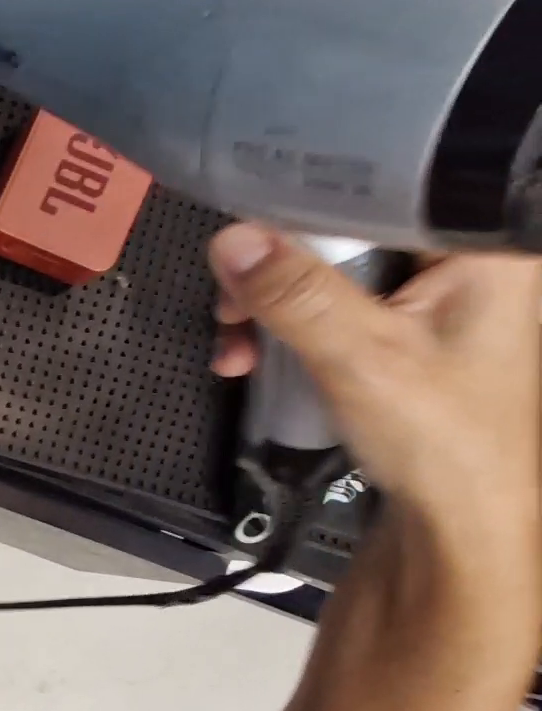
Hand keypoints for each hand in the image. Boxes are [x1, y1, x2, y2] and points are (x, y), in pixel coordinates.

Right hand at [208, 223, 541, 533]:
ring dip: (263, 313)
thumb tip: (229, 238)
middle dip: (271, 278)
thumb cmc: (436, 434)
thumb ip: (296, 295)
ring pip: (323, 277)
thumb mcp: (358, 357)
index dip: (303, 215)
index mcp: (482, 248)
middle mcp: (460, 262)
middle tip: (232, 316)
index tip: (243, 248)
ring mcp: (426, 301)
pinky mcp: (396, 334)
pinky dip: (279, 335)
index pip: (379, 195)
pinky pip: (323, 312)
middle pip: (343, 238)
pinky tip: (250, 361)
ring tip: (235, 352)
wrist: (457, 515)